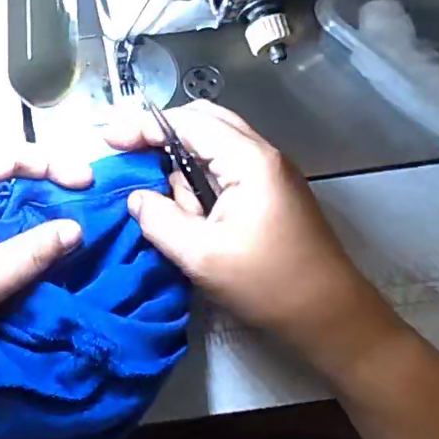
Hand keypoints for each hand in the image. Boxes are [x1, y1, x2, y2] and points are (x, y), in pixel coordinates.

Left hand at [0, 146, 90, 364]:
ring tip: (76, 213)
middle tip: (88, 199)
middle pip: (11, 170)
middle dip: (50, 183)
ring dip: (38, 203)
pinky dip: (22, 220)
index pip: (13, 156)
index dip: (55, 166)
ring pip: (5, 191)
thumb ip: (33, 251)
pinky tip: (47, 231)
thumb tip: (78, 229)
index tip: (88, 184)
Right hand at [104, 101, 408, 379]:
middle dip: (161, 132)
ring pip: (215, 145)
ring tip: (164, 198)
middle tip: (125, 151)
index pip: (189, 122)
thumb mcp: (203, 257)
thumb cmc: (269, 285)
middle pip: (204, 121)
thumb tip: (136, 198)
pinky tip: (187, 207)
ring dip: (182, 161)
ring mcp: (270, 172)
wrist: (330, 316)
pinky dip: (199, 178)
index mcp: (250, 160)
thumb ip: (161, 220)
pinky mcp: (270, 192)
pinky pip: (226, 168)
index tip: (108, 138)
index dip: (145, 125)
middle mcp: (262, 154)